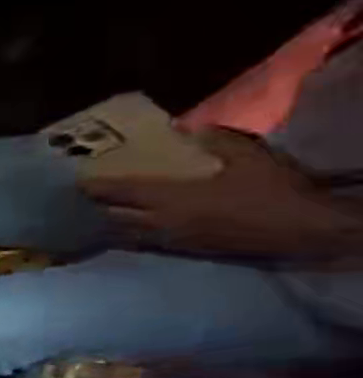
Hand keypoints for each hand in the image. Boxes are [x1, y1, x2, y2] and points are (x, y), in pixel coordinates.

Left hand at [80, 128, 354, 256]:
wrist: (302, 229)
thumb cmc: (273, 191)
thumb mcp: (250, 158)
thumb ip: (219, 141)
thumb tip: (190, 127)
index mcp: (170, 197)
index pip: (119, 192)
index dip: (95, 187)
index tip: (75, 182)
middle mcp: (158, 220)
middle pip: (110, 215)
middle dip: (93, 207)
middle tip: (81, 199)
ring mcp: (166, 238)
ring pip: (121, 232)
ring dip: (105, 223)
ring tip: (92, 214)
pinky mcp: (179, 249)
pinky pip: (139, 242)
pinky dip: (125, 235)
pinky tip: (122, 230)